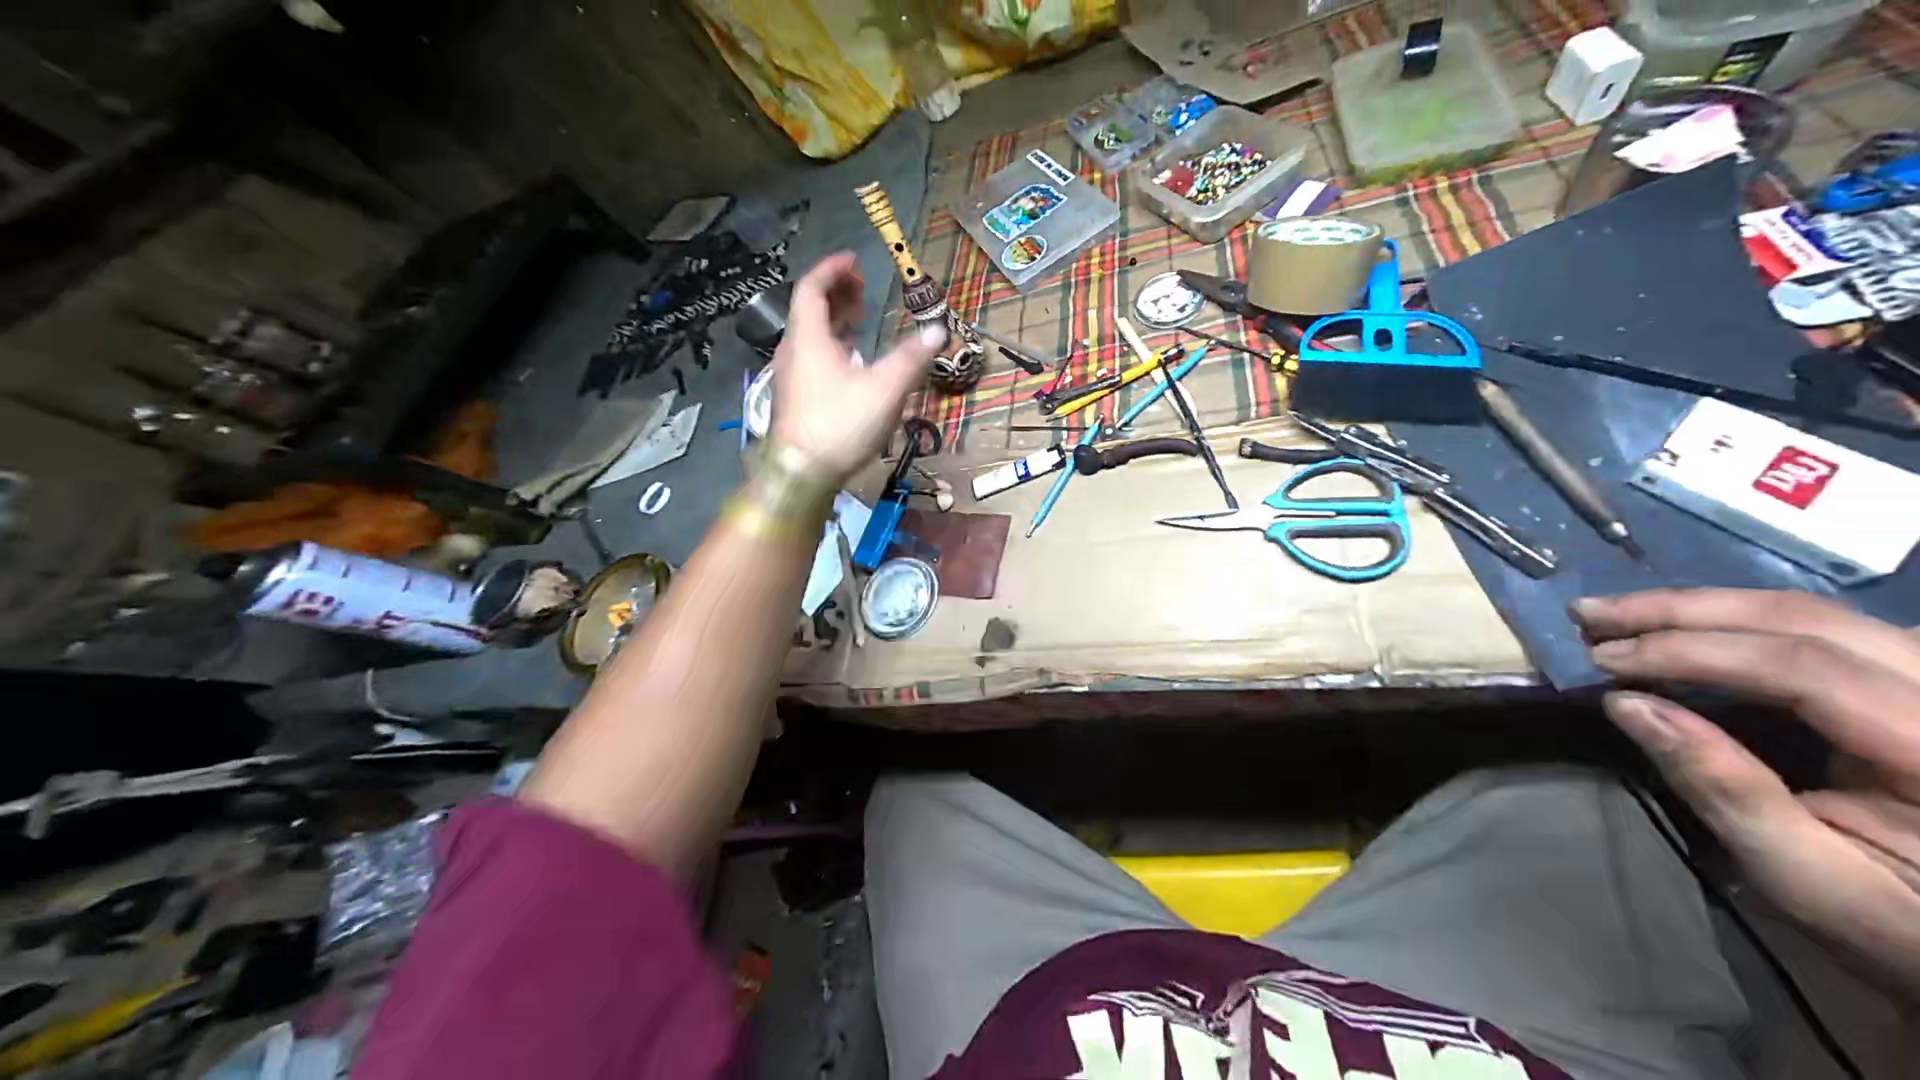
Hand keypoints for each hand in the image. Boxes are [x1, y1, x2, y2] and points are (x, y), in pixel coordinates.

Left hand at [771, 253, 943, 480]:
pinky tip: (852, 358)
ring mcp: (792, 376)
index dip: (832, 270)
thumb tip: (938, 331)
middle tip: (863, 286)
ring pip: (811, 334)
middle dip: (837, 293)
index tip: (854, 260)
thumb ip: (911, 358)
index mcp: (809, 337)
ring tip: (860, 315)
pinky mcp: (796, 398)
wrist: (801, 474)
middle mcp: (794, 350)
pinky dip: (832, 344)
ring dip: (834, 319)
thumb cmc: (840, 424)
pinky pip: (812, 356)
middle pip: (809, 309)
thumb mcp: (884, 389)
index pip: (812, 288)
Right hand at [1576, 588, 1919, 999]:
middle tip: (1588, 614)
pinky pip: (1829, 630)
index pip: (1806, 668)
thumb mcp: (1808, 880)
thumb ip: (1725, 791)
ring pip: (1818, 613)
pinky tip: (1682, 627)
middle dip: (1684, 610)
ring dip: (1706, 607)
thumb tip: (1627, 705)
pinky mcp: (1919, 687)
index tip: (1601, 657)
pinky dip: (1740, 620)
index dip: (1691, 650)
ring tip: (1619, 614)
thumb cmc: (1896, 926)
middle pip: (1811, 621)